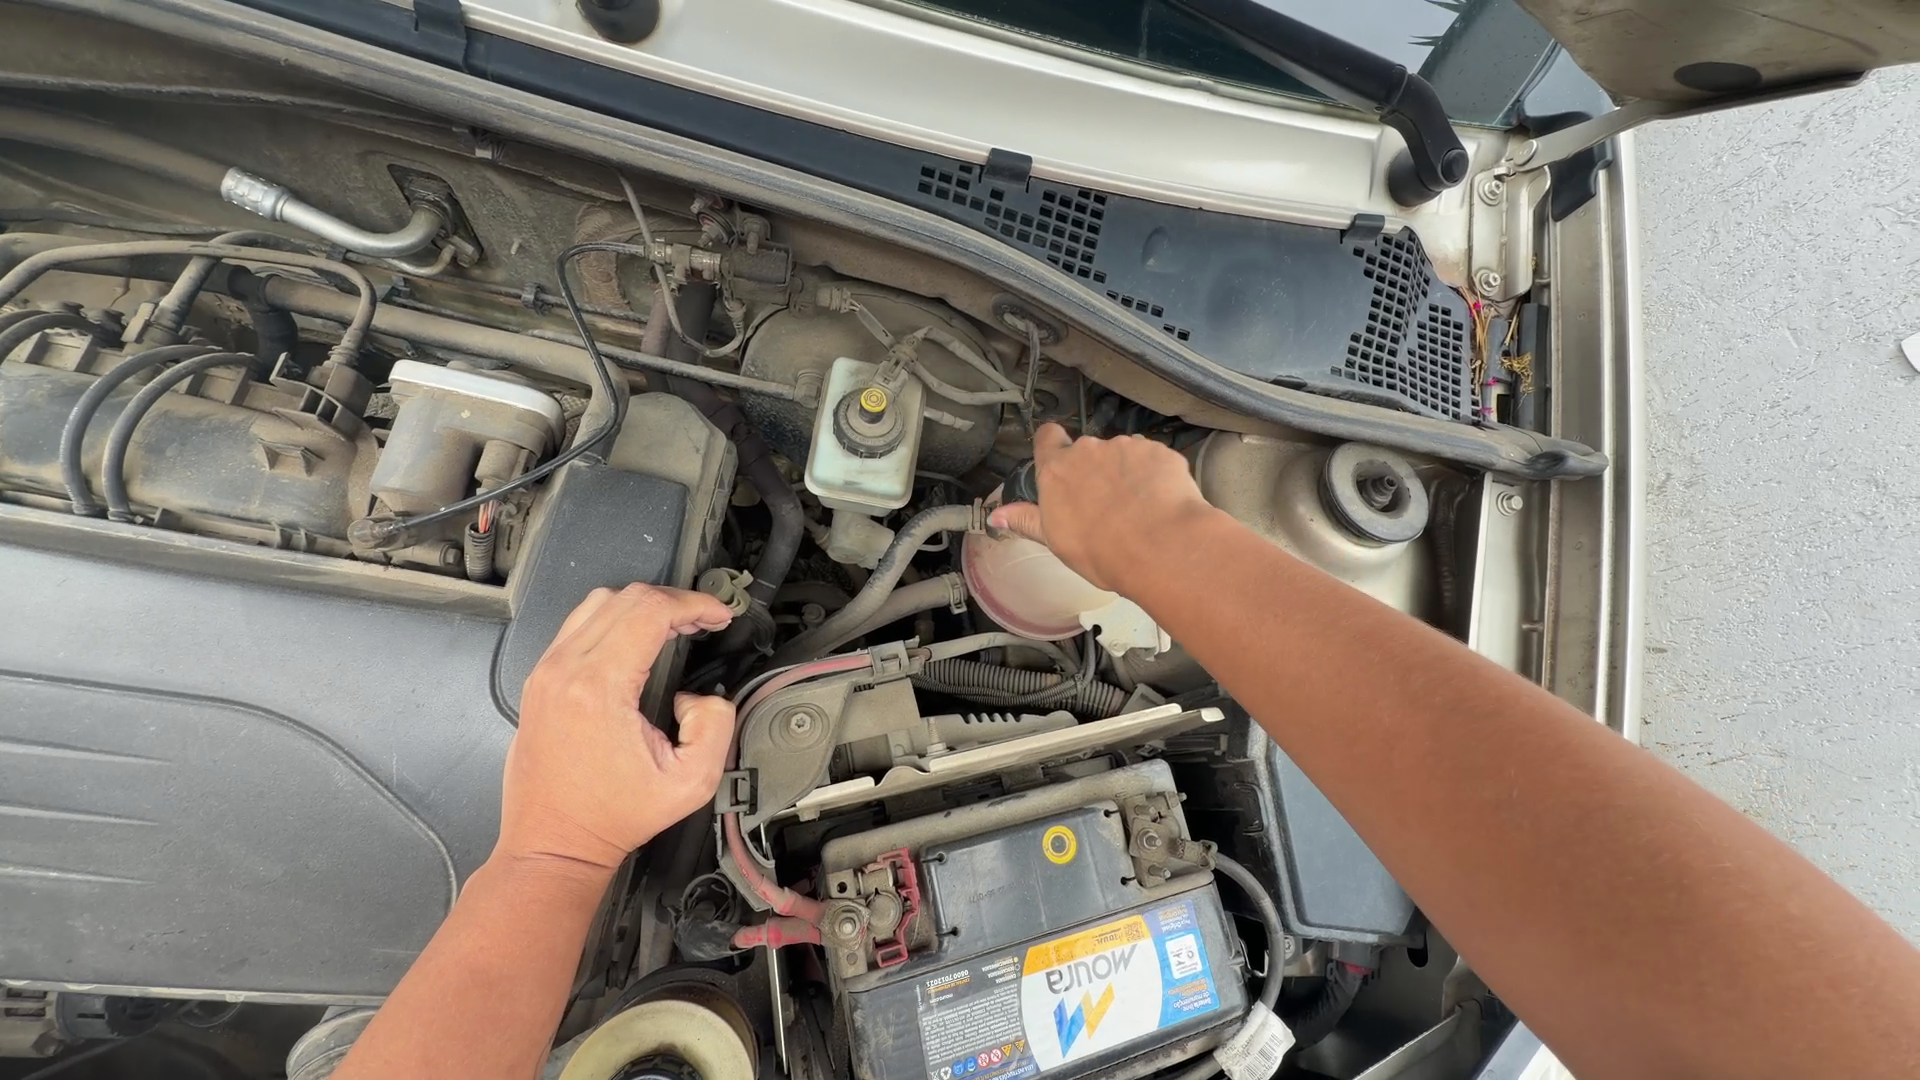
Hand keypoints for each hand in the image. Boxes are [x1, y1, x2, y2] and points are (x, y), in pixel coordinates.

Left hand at [497, 584, 736, 873]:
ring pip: (600, 602)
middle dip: (676, 601)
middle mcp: (564, 672)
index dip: (695, 604)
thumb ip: (716, 725)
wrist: (554, 844)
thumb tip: (697, 696)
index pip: (650, 611)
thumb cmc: (611, 817)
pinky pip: (580, 624)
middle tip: (704, 620)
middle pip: (627, 597)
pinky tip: (641, 639)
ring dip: (645, 606)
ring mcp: (546, 673)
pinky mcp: (540, 680)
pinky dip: (618, 619)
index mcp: (598, 689)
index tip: (718, 615)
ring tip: (677, 624)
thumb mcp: (692, 782)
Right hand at [988, 423, 1217, 591]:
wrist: (1161, 548)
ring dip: (1125, 473)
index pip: (1047, 437)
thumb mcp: (1055, 541)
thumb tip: (995, 514)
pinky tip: (1160, 503)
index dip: (1052, 446)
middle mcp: (1089, 450)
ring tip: (1136, 508)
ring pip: (1122, 455)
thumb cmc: (1101, 551)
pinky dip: (1154, 477)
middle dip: (1094, 470)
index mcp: (1057, 469)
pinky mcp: (1160, 452)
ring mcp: (1127, 447)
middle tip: (1104, 505)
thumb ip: (1026, 520)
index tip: (1060, 464)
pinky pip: (1152, 461)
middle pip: (1087, 451)